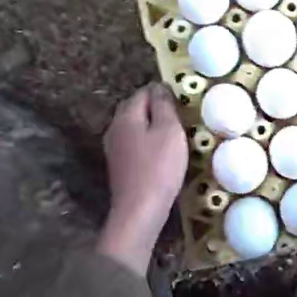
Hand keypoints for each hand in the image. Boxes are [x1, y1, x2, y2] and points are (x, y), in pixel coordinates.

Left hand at [98, 83, 188, 271]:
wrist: (139, 211)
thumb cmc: (159, 167)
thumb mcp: (169, 130)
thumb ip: (164, 105)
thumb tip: (159, 86)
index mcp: (126, 115)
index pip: (144, 91)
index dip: (163, 92)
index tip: (182, 103)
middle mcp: (114, 127)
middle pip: (135, 107)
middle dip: (155, 108)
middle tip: (180, 117)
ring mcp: (114, 147)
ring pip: (134, 126)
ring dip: (151, 126)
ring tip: (173, 135)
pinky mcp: (118, 164)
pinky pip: (134, 143)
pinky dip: (147, 142)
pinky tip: (161, 153)